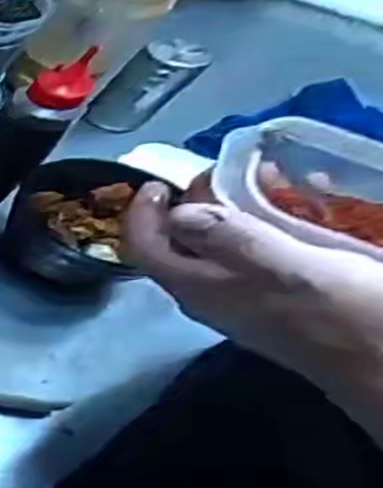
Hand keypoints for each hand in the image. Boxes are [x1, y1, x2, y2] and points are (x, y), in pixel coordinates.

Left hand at [122, 182, 382, 383]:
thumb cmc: (343, 314)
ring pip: (218, 250)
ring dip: (232, 215)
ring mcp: (240, 300)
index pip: (144, 246)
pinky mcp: (277, 303)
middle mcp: (205, 294)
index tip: (156, 184)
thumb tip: (179, 214)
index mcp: (193, 285)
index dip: (143, 213)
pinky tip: (300, 214)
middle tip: (224, 174)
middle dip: (193, 206)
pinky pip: (256, 260)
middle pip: (178, 245)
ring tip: (264, 182)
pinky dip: (267, 231)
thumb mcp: (284, 268)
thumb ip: (230, 239)